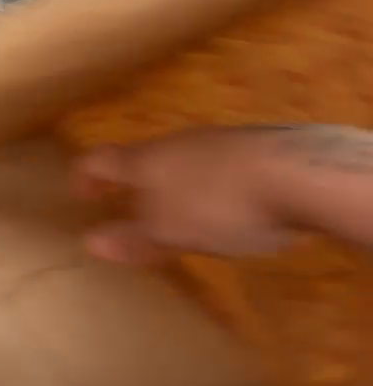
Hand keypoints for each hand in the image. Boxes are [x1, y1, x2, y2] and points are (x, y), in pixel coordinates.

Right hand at [73, 127, 299, 262]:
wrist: (301, 174)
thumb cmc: (218, 204)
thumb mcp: (172, 232)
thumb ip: (134, 239)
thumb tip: (89, 244)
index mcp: (139, 162)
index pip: (97, 162)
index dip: (86, 177)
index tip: (83, 194)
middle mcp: (169, 145)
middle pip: (142, 158)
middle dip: (139, 181)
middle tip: (144, 207)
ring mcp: (214, 141)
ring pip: (185, 160)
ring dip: (183, 181)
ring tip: (198, 209)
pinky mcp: (256, 147)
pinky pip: (225, 164)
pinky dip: (223, 181)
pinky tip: (245, 203)